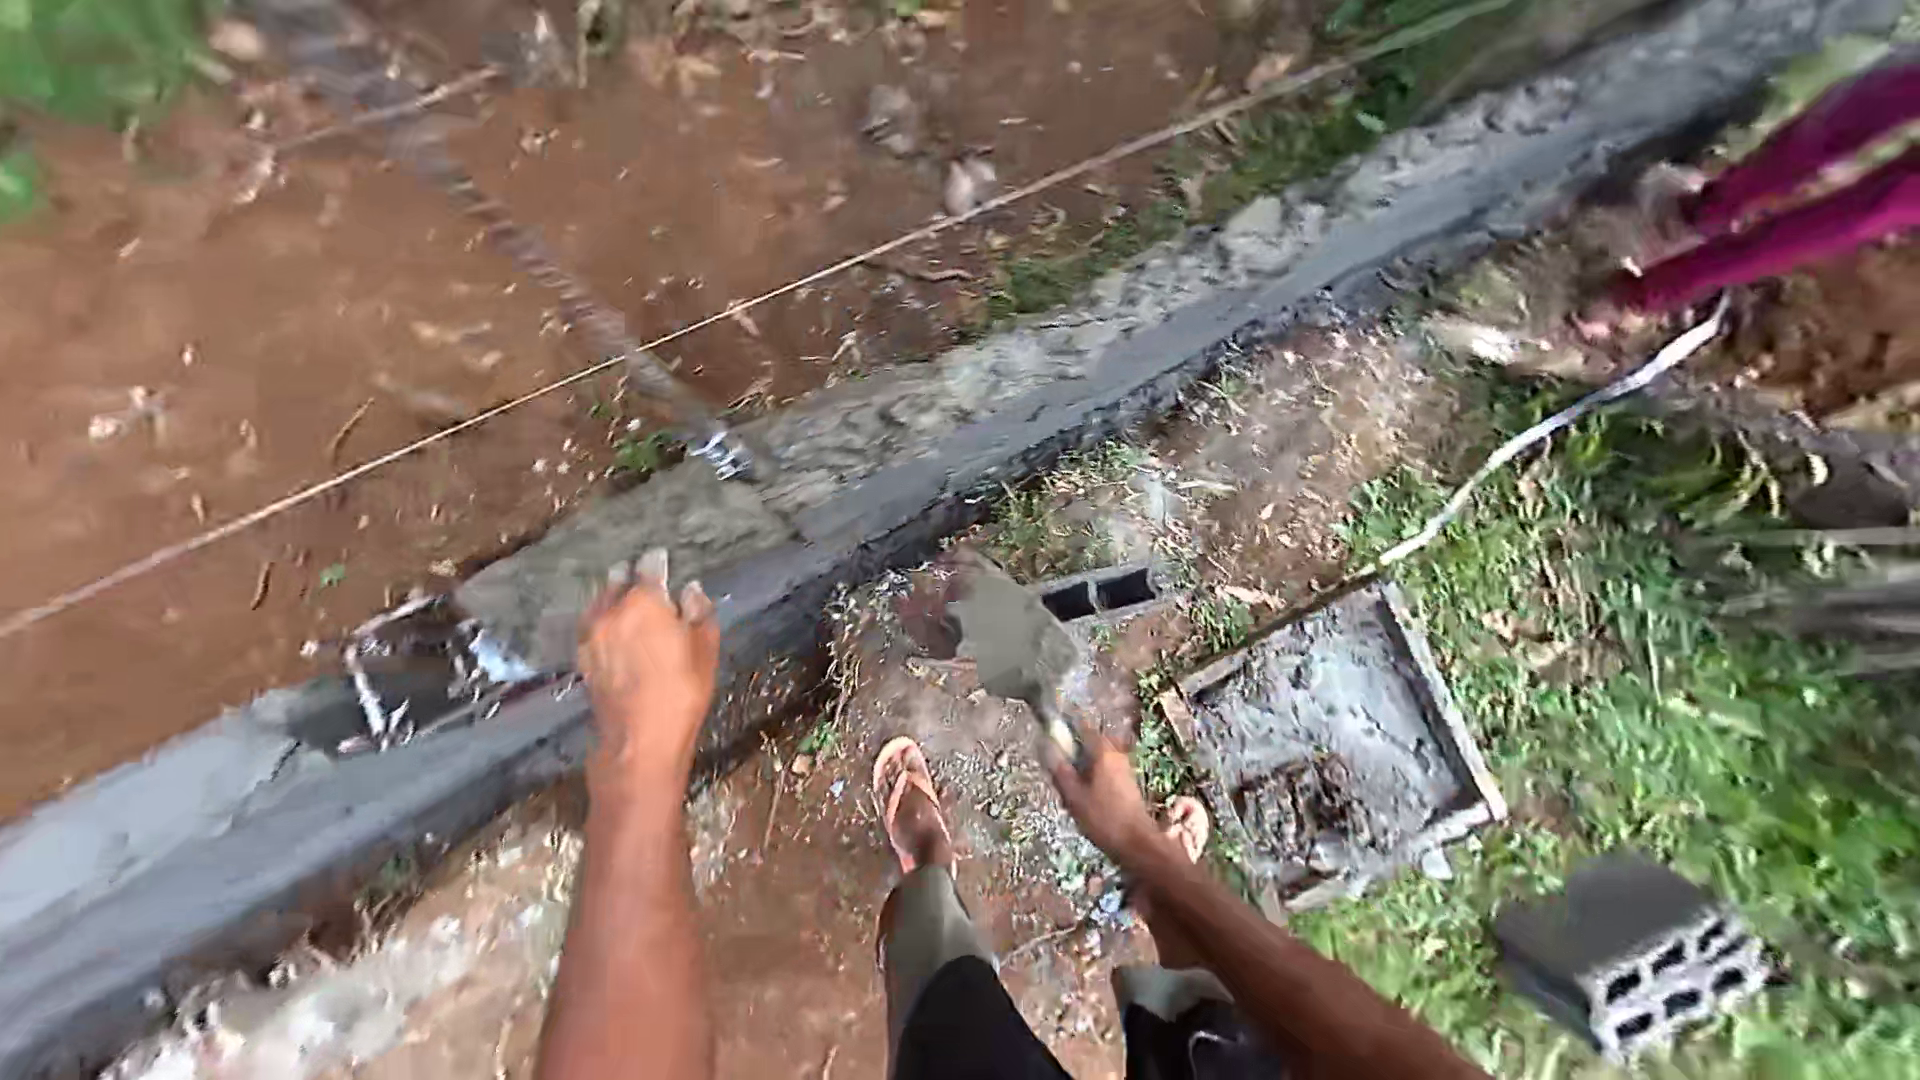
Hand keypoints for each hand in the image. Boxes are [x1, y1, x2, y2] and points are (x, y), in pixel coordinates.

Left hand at [578, 549, 719, 797]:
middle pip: (618, 580)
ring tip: (627, 597)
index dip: (658, 560)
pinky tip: (614, 624)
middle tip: (645, 577)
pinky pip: (592, 622)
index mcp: (644, 602)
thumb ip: (698, 612)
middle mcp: (611, 611)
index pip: (649, 567)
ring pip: (601, 600)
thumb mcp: (705, 648)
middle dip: (632, 575)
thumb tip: (689, 591)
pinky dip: (603, 616)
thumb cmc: (683, 690)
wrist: (640, 739)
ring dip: (614, 594)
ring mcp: (591, 634)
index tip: (662, 556)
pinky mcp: (582, 656)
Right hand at [1044, 734, 1161, 866]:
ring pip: (1096, 759)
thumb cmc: (1103, 818)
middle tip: (1061, 773)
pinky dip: (1093, 779)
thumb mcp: (1074, 795)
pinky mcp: (1128, 784)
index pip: (1081, 727)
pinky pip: (1105, 771)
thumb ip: (1059, 769)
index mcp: (1103, 751)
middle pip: (1089, 743)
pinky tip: (1087, 801)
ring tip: (1072, 792)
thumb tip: (1045, 746)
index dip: (1064, 731)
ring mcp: (1125, 768)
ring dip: (1082, 769)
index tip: (1051, 742)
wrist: (1138, 845)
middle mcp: (1117, 754)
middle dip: (1073, 754)